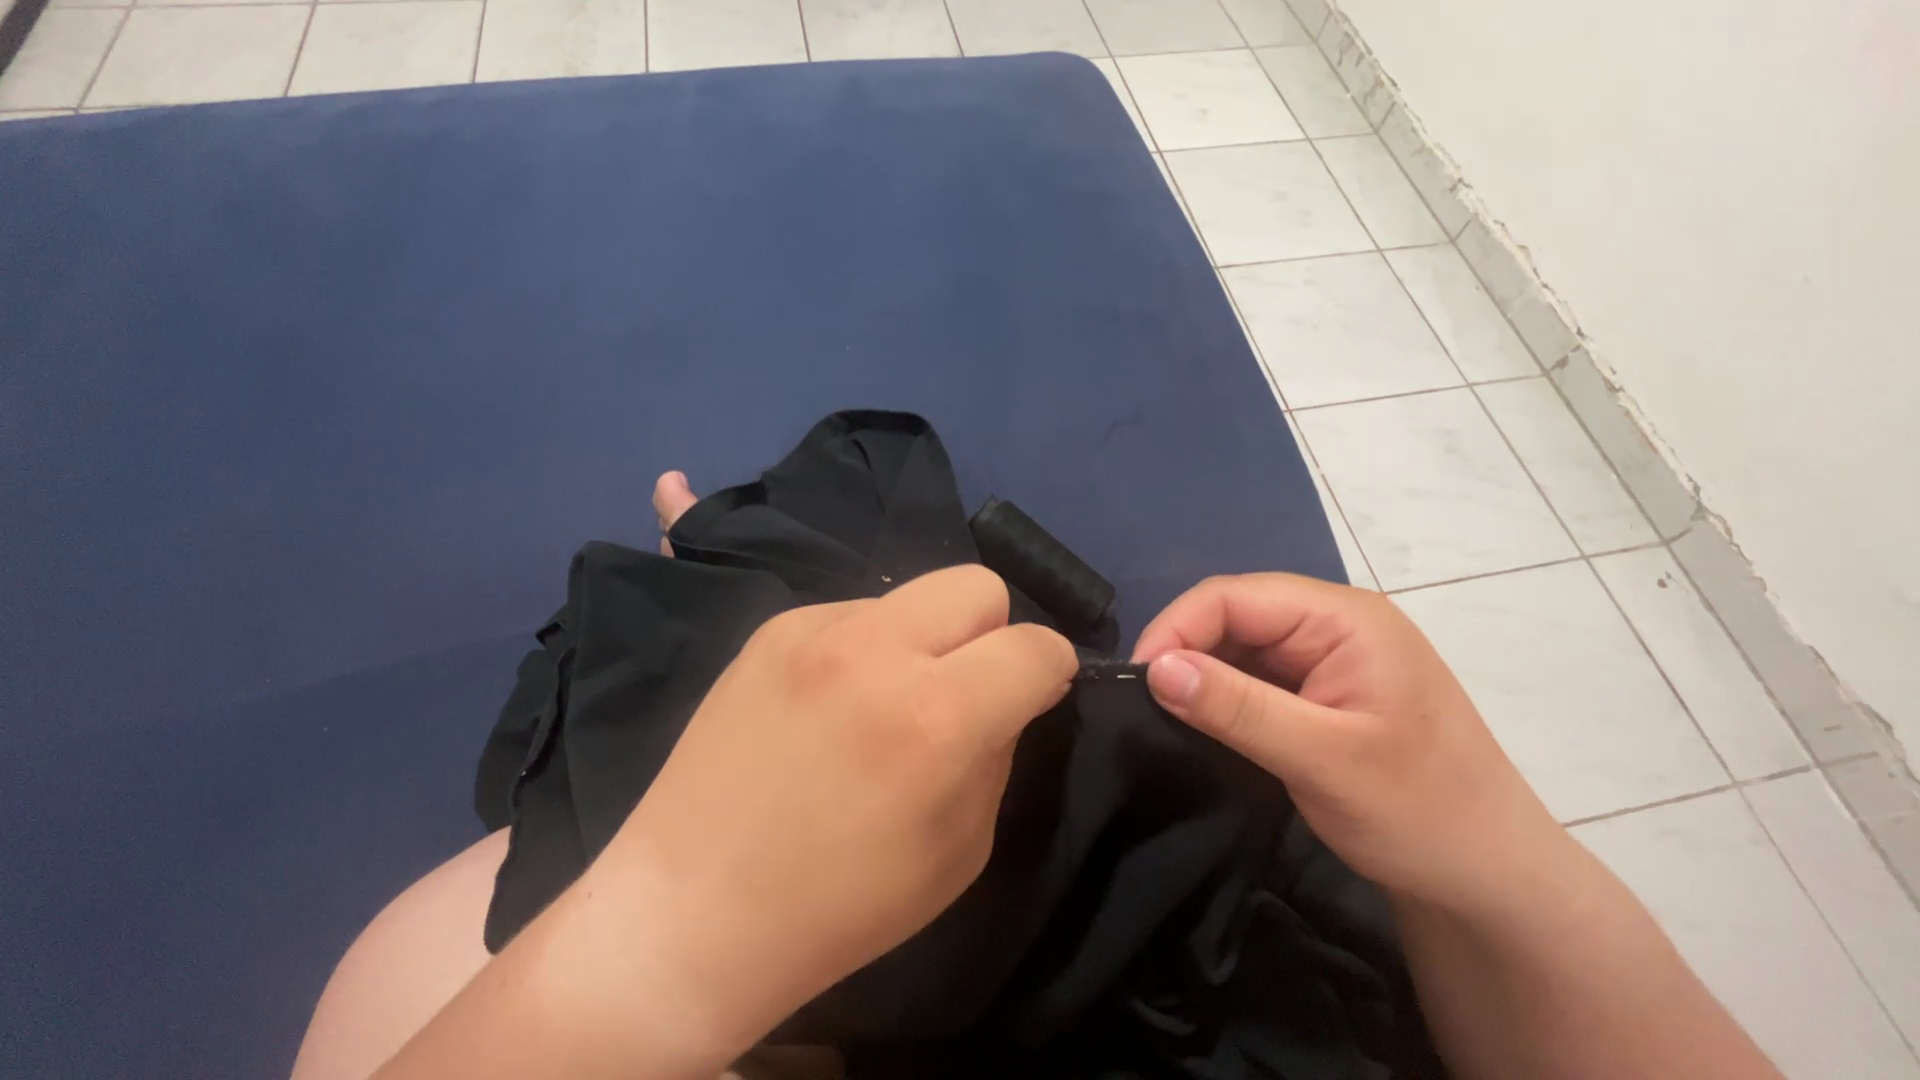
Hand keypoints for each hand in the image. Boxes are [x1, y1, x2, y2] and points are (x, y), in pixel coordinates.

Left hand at [587, 564, 1077, 1059]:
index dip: (1050, 672)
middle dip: (991, 634)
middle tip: (962, 691)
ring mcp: (814, 629)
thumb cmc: (841, 906)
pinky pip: (852, 615)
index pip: (1036, 646)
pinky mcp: (770, 629)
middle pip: (977, 585)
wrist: (694, 908)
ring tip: (885, 701)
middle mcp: (877, 650)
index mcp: (936, 716)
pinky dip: (865, 648)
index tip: (1033, 697)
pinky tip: (828, 704)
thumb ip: (997, 753)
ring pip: (913, 594)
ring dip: (924, 639)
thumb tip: (1009, 698)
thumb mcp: (961, 849)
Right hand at [1133, 573, 1565, 916]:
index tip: (1139, 683)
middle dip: (1186, 651)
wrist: (1490, 878)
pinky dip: (1225, 698)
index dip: (1178, 628)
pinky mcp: (1324, 693)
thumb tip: (1154, 668)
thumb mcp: (1323, 758)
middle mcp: (1336, 625)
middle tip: (1147, 706)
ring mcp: (1331, 659)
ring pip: (1242, 647)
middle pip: (1236, 615)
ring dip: (1203, 676)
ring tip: (1166, 717)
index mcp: (1345, 619)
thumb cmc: (1420, 811)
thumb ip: (1237, 708)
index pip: (1235, 596)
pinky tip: (1205, 726)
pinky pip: (1258, 678)